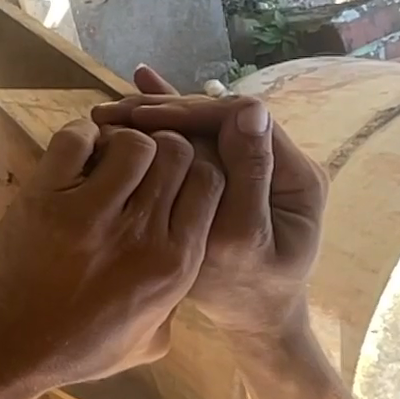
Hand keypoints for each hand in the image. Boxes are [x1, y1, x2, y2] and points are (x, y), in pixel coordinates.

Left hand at [0, 117, 223, 398]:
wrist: (10, 341)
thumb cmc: (81, 346)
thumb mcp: (154, 338)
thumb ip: (178, 297)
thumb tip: (185, 259)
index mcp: (177, 263)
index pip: (210, 183)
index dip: (193, 167)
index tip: (171, 172)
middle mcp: (142, 234)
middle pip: (177, 153)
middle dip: (161, 146)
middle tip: (136, 159)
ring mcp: (91, 213)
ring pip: (133, 142)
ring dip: (121, 139)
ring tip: (105, 156)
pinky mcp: (45, 197)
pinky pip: (75, 139)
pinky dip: (80, 134)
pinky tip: (76, 152)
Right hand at [90, 66, 328, 338]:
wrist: (250, 317)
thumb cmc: (245, 287)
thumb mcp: (244, 237)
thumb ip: (249, 174)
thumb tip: (248, 108)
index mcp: (292, 172)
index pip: (239, 117)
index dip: (187, 111)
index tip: (137, 118)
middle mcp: (275, 159)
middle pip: (216, 114)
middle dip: (162, 108)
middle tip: (109, 112)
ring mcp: (250, 163)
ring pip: (201, 121)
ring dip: (155, 111)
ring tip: (108, 111)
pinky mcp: (228, 170)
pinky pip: (196, 133)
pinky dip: (167, 112)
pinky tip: (142, 81)